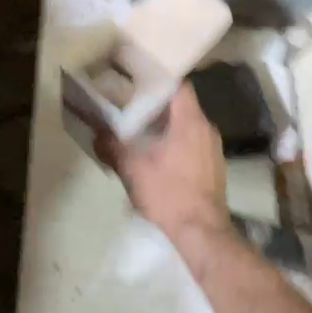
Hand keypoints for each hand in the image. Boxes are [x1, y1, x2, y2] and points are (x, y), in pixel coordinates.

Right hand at [94, 85, 228, 240]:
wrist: (202, 231)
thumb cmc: (169, 194)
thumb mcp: (134, 171)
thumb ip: (113, 148)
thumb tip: (96, 134)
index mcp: (190, 122)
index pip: (179, 86)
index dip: (160, 80)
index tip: (139, 82)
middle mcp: (207, 129)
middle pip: (183, 106)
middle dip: (159, 106)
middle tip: (133, 107)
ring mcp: (214, 148)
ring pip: (190, 126)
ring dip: (168, 126)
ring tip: (143, 132)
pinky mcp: (215, 166)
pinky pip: (196, 143)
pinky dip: (179, 142)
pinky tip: (161, 156)